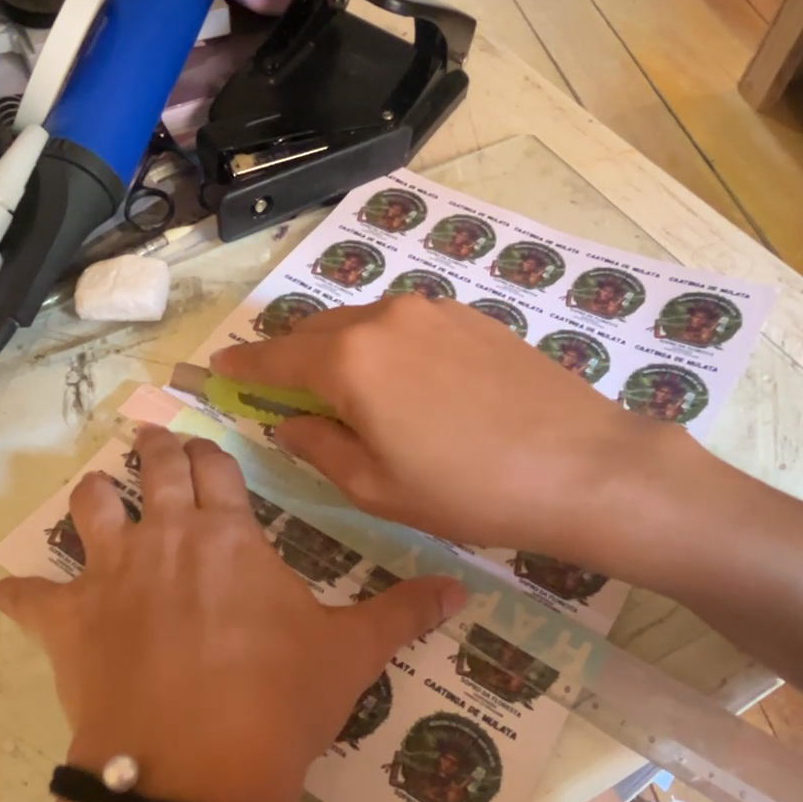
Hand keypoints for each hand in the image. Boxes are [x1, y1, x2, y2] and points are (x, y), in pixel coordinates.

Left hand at [0, 426, 465, 801]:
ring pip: (91, 510)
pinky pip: (31, 600)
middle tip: (152, 441)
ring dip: (93, 495)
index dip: (212, 456)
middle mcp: (165, 538)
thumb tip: (463, 590)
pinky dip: (17, 596)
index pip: (218, 471)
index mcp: (229, 535)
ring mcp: (110, 576)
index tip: (208, 450)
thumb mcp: (351, 654)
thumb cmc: (279, 699)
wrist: (199, 765)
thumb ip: (403, 613)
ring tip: (96, 488)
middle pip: (154, 472)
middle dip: (155, 452)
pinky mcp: (68, 624)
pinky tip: (2, 593)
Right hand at [211, 294, 725, 586]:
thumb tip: (287, 420)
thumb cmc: (466, 490)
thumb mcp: (375, 486)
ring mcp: (433, 310)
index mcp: (349, 360)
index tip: (220, 370)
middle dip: (291, 358)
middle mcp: (384, 318)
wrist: (583, 467)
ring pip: (362, 325)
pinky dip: (384, 348)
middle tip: (285, 394)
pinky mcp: (472, 317)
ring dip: (340, 353)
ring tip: (347, 395)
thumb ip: (317, 444)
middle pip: (316, 331)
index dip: (242, 365)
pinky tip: (405, 386)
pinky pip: (405, 326)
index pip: (274, 356)